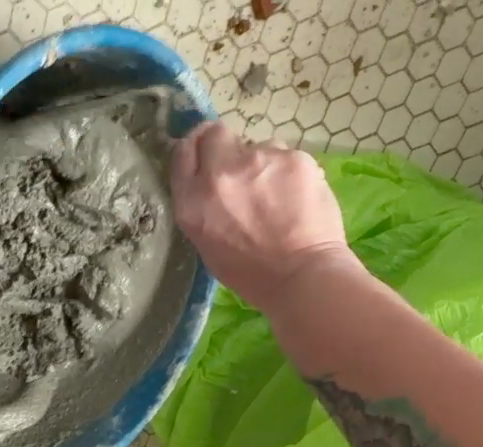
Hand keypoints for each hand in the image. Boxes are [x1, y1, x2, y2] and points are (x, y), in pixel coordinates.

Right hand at [170, 122, 353, 308]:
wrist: (300, 275)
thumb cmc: (249, 273)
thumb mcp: (206, 243)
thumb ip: (202, 205)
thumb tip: (210, 181)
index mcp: (192, 201)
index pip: (183, 153)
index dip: (193, 148)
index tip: (202, 153)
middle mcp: (219, 174)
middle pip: (215, 134)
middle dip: (224, 146)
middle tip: (239, 169)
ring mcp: (258, 160)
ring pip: (255, 146)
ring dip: (260, 163)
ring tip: (273, 195)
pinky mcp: (293, 156)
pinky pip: (285, 155)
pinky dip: (288, 171)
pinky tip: (295, 197)